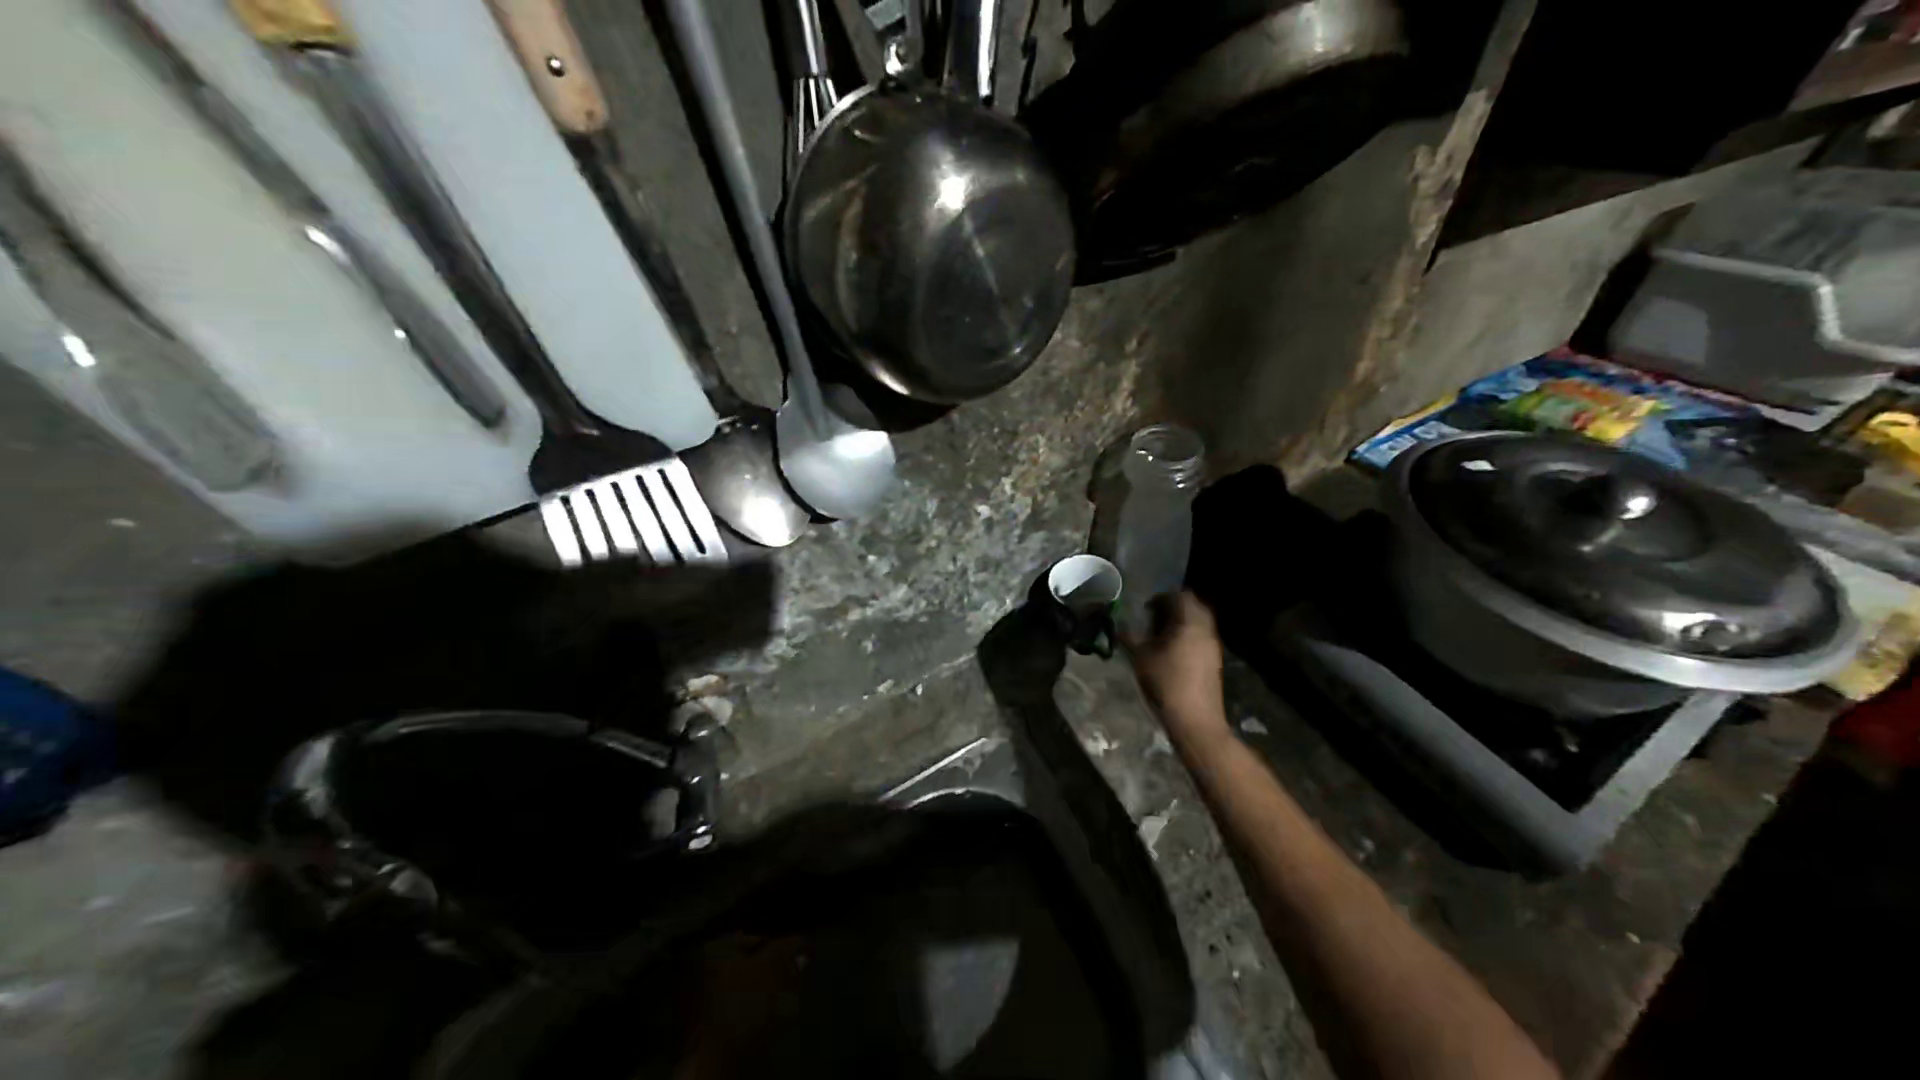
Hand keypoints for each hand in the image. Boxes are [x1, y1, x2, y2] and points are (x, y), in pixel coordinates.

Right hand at [1128, 592, 1227, 736]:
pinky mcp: (1215, 661)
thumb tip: (1120, 624)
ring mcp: (1213, 646)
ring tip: (1161, 634)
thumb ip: (1130, 637)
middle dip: (1174, 606)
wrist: (1195, 719)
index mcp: (1190, 622)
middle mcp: (1206, 629)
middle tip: (1154, 617)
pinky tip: (1172, 650)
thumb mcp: (1141, 658)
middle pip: (1194, 606)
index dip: (1162, 597)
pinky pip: (1202, 636)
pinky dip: (1188, 635)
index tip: (1146, 608)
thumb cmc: (1166, 683)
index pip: (1180, 596)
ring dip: (1182, 621)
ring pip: (1200, 622)